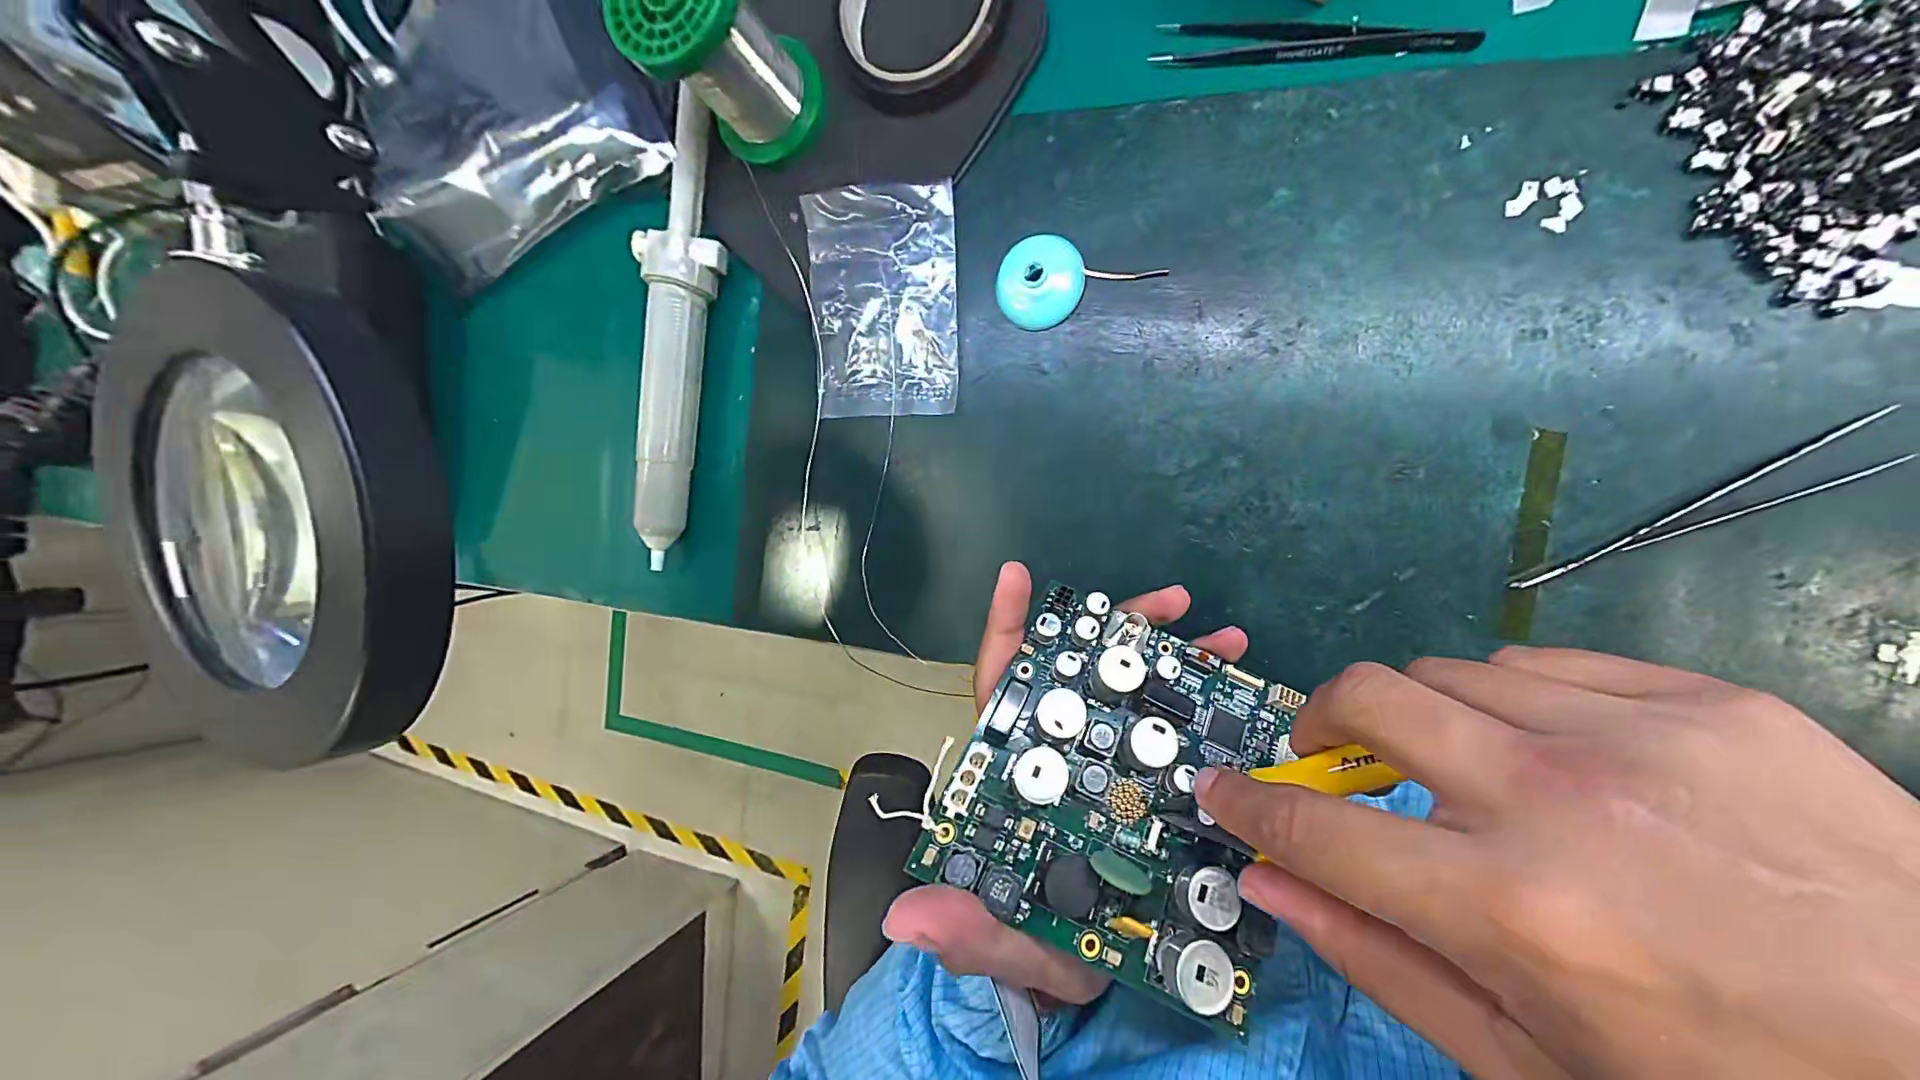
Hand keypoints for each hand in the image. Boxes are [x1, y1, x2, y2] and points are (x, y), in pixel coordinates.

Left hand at [883, 561, 1249, 1005]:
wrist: (1098, 975)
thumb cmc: (1039, 943)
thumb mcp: (1004, 940)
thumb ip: (964, 928)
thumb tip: (905, 916)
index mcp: (1016, 775)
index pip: (1003, 691)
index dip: (1007, 632)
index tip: (1016, 576)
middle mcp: (1059, 755)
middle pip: (1081, 674)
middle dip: (1120, 631)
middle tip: (1171, 603)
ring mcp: (1109, 763)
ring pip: (1133, 691)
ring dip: (1175, 657)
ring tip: (1220, 635)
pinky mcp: (1152, 782)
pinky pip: (1174, 730)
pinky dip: (1203, 703)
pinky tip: (1237, 686)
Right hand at [1196, 647, 1919, 1077]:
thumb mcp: (1537, 1063)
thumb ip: (1381, 958)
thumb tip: (1273, 880)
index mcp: (1514, 911)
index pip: (1318, 827)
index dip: (1252, 803)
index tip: (1222, 789)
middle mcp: (1558, 800)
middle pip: (1368, 698)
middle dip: (1320, 723)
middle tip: (1330, 758)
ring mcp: (1640, 735)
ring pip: (1449, 673)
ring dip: (1427, 719)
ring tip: (1469, 770)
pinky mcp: (1712, 702)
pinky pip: (1542, 665)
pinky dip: (1512, 702)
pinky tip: (1562, 755)